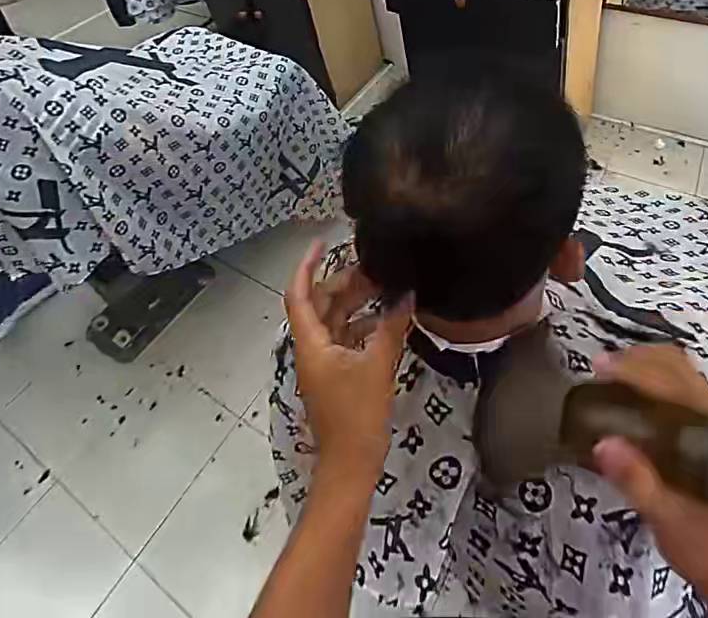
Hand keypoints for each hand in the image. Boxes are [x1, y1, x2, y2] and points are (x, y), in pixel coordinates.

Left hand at [284, 245, 414, 477]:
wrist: (351, 465)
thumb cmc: (357, 415)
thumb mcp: (377, 365)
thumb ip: (391, 325)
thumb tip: (407, 292)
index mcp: (312, 343)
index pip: (300, 295)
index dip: (306, 265)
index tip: (322, 241)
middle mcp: (313, 348)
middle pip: (321, 303)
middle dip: (344, 281)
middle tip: (375, 266)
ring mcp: (325, 362)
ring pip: (336, 319)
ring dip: (357, 301)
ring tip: (386, 286)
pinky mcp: (339, 373)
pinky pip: (348, 336)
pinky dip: (365, 322)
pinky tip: (389, 317)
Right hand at [590, 346, 707, 598]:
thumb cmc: (698, 541)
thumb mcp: (663, 517)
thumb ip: (636, 481)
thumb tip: (602, 443)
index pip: (672, 381)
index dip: (635, 369)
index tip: (601, 367)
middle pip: (678, 365)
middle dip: (637, 358)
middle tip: (601, 366)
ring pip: (681, 368)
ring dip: (646, 362)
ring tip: (613, 370)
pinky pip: (682, 381)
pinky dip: (655, 374)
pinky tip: (634, 388)